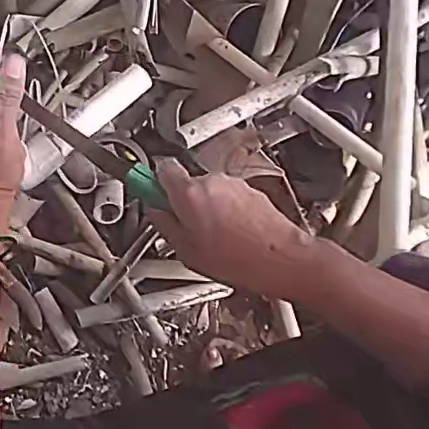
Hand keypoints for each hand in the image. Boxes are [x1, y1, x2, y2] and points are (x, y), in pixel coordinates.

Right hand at [148, 159, 322, 301]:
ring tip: (213, 237)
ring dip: (207, 208)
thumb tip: (155, 212)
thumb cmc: (239, 259)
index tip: (148, 191)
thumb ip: (164, 225)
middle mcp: (211, 181)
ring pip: (208, 190)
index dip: (153, 182)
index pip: (160, 169)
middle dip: (183, 201)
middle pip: (186, 182)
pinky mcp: (249, 190)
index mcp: (189, 192)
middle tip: (186, 228)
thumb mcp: (186, 251)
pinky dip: (226, 211)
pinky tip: (231, 235)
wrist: (281, 258)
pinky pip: (227, 197)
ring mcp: (233, 184)